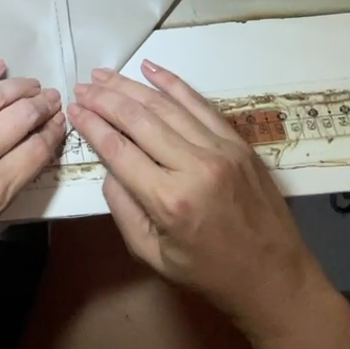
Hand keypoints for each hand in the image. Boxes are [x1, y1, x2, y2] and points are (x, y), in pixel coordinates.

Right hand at [69, 61, 328, 338]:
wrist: (277, 280)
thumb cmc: (209, 273)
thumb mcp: (152, 254)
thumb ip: (122, 208)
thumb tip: (109, 165)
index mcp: (169, 200)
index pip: (117, 149)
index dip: (91, 125)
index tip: (72, 109)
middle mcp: (194, 167)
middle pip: (137, 119)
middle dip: (104, 99)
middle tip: (81, 87)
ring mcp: (220, 150)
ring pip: (165, 106)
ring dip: (129, 86)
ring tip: (103, 75)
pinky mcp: (238, 143)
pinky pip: (199, 104)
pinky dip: (172, 83)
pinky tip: (149, 68)